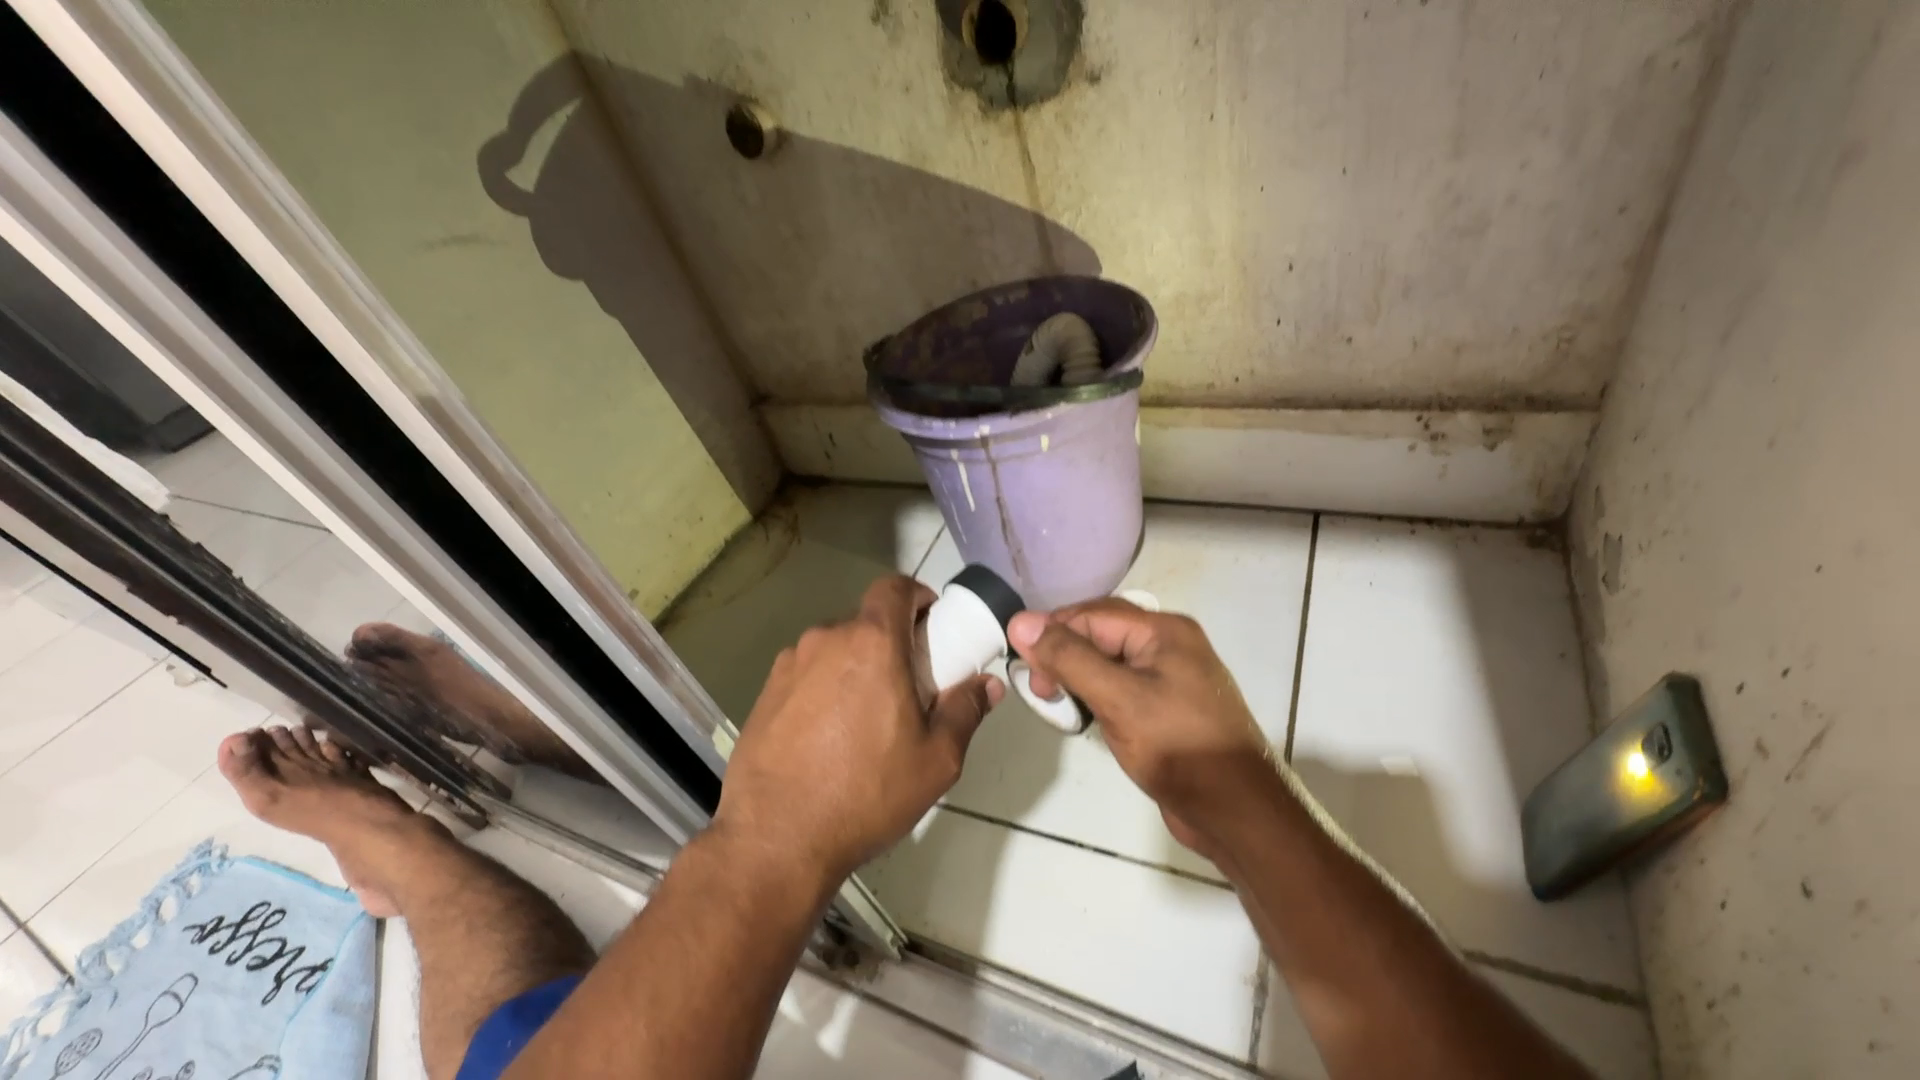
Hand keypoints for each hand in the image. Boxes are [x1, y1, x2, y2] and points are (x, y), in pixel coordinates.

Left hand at [714, 576, 1004, 884]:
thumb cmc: (867, 793)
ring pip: (835, 650)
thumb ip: (966, 711)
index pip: (895, 587)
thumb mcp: (937, 760)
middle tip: (909, 690)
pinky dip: (825, 691)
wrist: (776, 839)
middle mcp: (825, 640)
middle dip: (892, 645)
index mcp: (871, 643)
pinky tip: (828, 740)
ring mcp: (788, 666)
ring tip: (866, 723)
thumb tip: (987, 683)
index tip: (933, 630)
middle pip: (867, 623)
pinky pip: (806, 676)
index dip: (918, 598)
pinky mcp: (764, 694)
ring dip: (856, 669)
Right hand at [1008, 600, 1273, 857]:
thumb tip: (1019, 622)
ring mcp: (1169, 678)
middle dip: (1061, 656)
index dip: (1051, 634)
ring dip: (1075, 679)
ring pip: (1106, 663)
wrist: (1235, 811)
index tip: (1020, 668)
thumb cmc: (1178, 749)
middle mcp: (1169, 645)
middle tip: (1039, 692)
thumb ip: (1068, 658)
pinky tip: (1081, 719)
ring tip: (1057, 708)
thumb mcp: (1117, 699)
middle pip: (1098, 634)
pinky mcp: (1165, 709)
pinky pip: (1119, 688)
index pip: (1090, 615)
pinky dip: (1095, 698)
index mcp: (1163, 631)